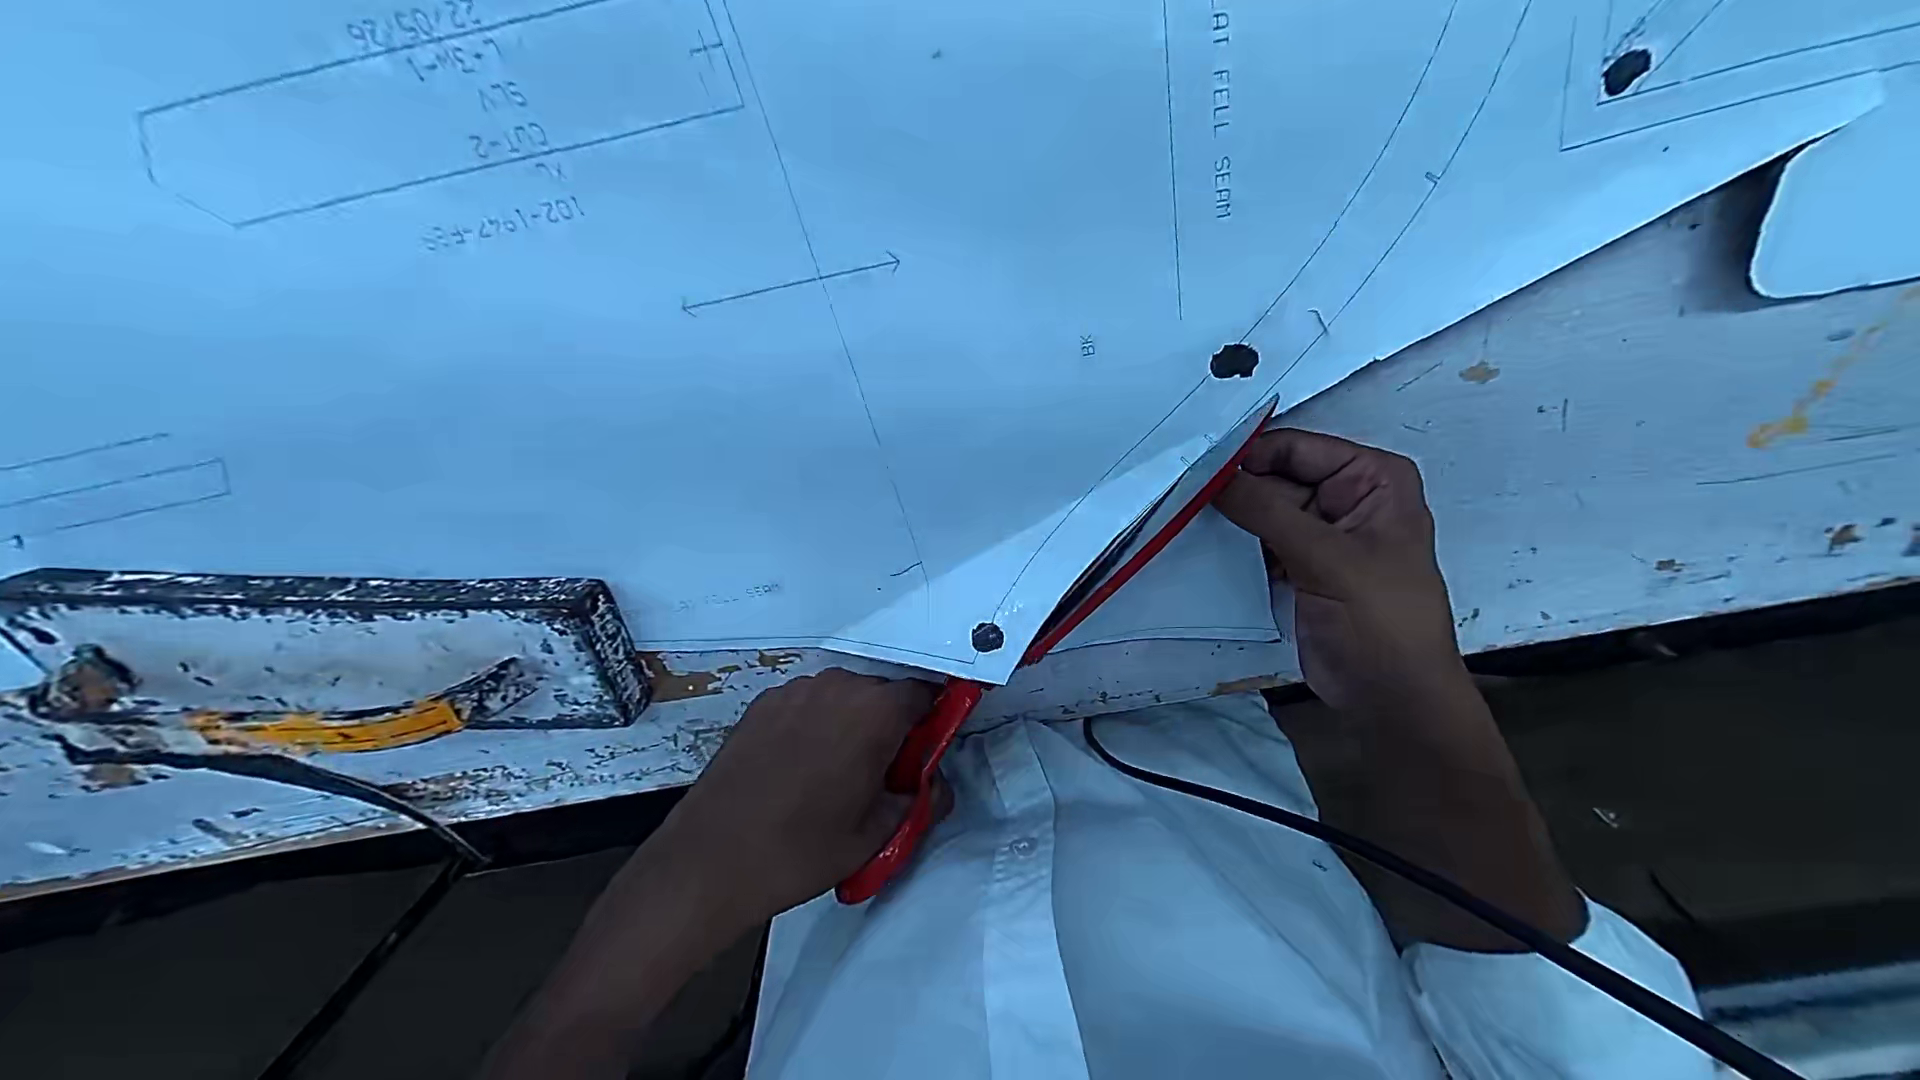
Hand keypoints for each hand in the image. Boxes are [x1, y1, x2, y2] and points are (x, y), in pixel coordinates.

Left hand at [648, 669, 940, 922]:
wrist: (710, 860)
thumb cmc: (801, 849)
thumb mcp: (878, 835)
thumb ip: (923, 799)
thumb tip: (937, 782)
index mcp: (875, 712)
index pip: (925, 695)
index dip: (931, 722)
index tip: (922, 753)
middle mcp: (838, 686)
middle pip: (883, 694)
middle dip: (890, 726)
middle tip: (878, 773)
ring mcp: (795, 689)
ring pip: (844, 696)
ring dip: (851, 723)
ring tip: (832, 773)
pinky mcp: (763, 701)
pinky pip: (808, 703)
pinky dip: (815, 723)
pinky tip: (797, 766)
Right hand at [1213, 429, 1467, 713]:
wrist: (1389, 697)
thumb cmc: (1380, 622)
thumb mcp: (1326, 558)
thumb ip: (1267, 511)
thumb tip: (1213, 476)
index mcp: (1372, 479)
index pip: (1295, 448)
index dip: (1247, 456)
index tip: (1197, 471)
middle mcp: (1345, 496)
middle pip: (1273, 475)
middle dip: (1232, 488)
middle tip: (1181, 497)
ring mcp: (1318, 531)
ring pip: (1260, 507)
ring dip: (1228, 516)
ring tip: (1185, 520)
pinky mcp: (1296, 562)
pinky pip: (1256, 538)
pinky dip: (1232, 542)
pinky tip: (1204, 547)